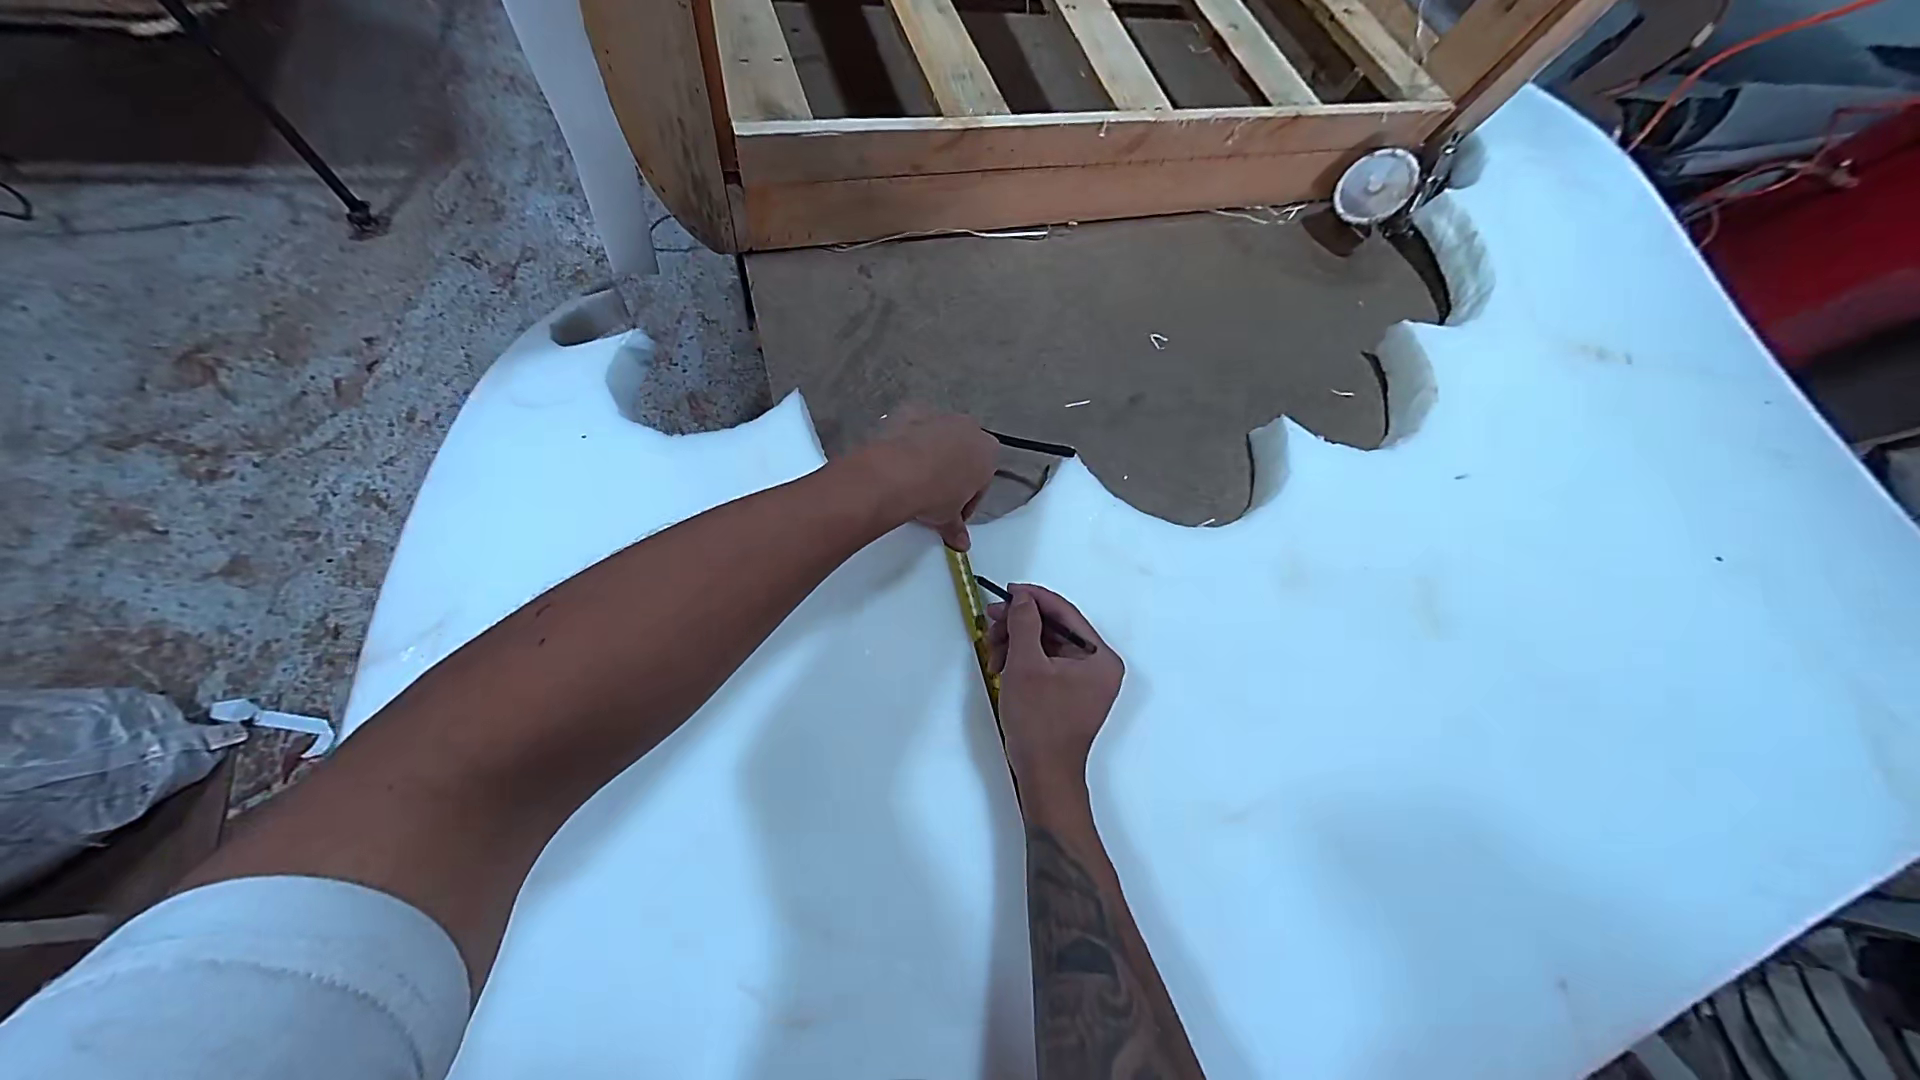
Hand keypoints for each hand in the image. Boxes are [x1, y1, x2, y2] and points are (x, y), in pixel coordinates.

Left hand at [850, 408, 997, 549]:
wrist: (897, 474)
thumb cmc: (934, 494)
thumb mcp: (949, 517)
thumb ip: (956, 527)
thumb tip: (960, 542)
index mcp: (989, 452)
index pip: (982, 480)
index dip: (967, 500)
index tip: (953, 511)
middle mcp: (969, 427)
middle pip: (963, 455)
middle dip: (951, 474)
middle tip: (934, 497)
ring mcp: (941, 416)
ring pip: (939, 440)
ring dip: (931, 457)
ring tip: (914, 481)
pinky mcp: (912, 411)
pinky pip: (914, 429)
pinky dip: (908, 442)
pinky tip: (899, 462)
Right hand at [987, 584, 1123, 795]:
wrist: (1043, 774)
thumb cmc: (1040, 723)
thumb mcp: (1026, 665)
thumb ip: (1024, 624)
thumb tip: (1022, 599)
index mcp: (1100, 658)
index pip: (1066, 614)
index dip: (1034, 598)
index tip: (1008, 591)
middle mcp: (1098, 667)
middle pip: (1054, 629)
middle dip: (1020, 624)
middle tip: (992, 621)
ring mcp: (1085, 682)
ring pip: (1046, 645)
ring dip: (1017, 643)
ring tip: (993, 652)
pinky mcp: (1069, 693)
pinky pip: (1046, 664)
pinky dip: (1023, 660)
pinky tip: (1002, 665)